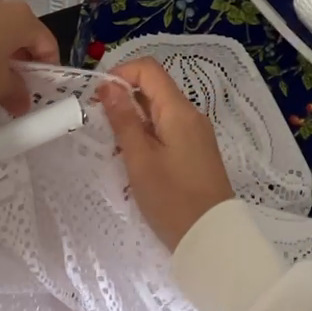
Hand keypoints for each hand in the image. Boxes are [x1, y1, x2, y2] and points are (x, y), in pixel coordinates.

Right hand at [99, 58, 235, 250]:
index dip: (121, 74)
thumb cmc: (173, 200)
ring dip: (134, 120)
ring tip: (116, 148)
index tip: (98, 97)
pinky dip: (148, 135)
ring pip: (159, 111)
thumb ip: (123, 120)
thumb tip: (108, 86)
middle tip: (102, 126)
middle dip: (124, 99)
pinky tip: (135, 160)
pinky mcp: (196, 152)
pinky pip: (168, 130)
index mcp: (179, 110)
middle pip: (154, 88)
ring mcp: (196, 134)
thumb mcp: (140, 160)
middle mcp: (191, 115)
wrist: (213, 241)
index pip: (148, 69)